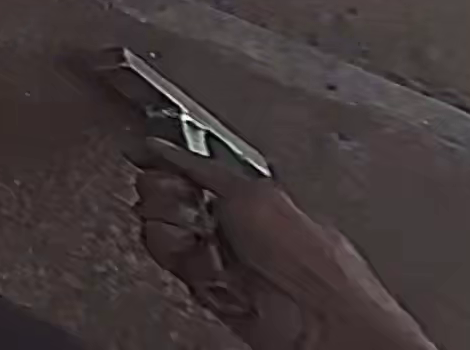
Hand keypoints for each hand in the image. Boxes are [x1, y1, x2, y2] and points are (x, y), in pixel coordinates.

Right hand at [134, 139, 433, 349]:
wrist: (322, 325)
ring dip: (174, 228)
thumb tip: (158, 145)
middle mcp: (222, 220)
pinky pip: (160, 250)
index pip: (180, 165)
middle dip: (166, 195)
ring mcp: (208, 249)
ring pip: (152, 218)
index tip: (146, 156)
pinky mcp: (197, 275)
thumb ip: (202, 166)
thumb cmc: (313, 264)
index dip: (162, 160)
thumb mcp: (256, 194)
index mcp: (242, 196)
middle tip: (191, 209)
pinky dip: (181, 254)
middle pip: (157, 187)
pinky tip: (208, 265)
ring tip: (204, 243)